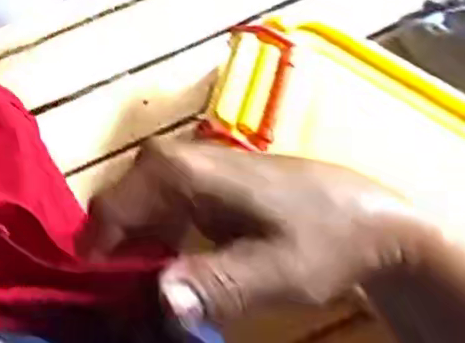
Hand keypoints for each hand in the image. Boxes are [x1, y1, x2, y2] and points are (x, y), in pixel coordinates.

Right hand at [82, 138, 435, 325]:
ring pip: (132, 213)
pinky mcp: (185, 179)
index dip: (98, 254)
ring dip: (135, 255)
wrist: (366, 215)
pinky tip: (174, 277)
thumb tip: (161, 301)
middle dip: (117, 257)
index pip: (110, 211)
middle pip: (117, 211)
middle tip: (128, 306)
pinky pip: (152, 213)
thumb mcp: (279, 273)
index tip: (99, 298)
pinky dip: (155, 246)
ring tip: (149, 299)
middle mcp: (159, 158)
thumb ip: (217, 284)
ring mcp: (172, 165)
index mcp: (168, 170)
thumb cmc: (322, 239)